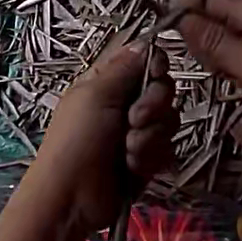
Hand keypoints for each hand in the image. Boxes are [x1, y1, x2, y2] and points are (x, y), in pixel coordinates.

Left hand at [36, 40, 177, 229]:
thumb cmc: (77, 141)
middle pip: (163, 88)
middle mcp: (125, 101)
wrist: (72, 199)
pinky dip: (151, 158)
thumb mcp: (96, 96)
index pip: (145, 59)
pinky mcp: (147, 158)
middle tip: (134, 121)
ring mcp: (137, 131)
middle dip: (154, 106)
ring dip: (149, 137)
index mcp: (108, 80)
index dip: (156, 65)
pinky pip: (167, 148)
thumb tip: (145, 41)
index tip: (155, 74)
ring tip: (127, 151)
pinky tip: (132, 167)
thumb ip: (124, 68)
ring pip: (169, 120)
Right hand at [177, 0, 241, 125]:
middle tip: (214, 66)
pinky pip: (228, 46)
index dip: (183, 13)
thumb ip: (211, 41)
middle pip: (208, 15)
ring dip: (213, 54)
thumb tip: (180, 19)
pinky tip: (234, 76)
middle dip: (202, 40)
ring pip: (216, 33)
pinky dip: (225, 61)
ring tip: (228, 73)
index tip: (164, 35)